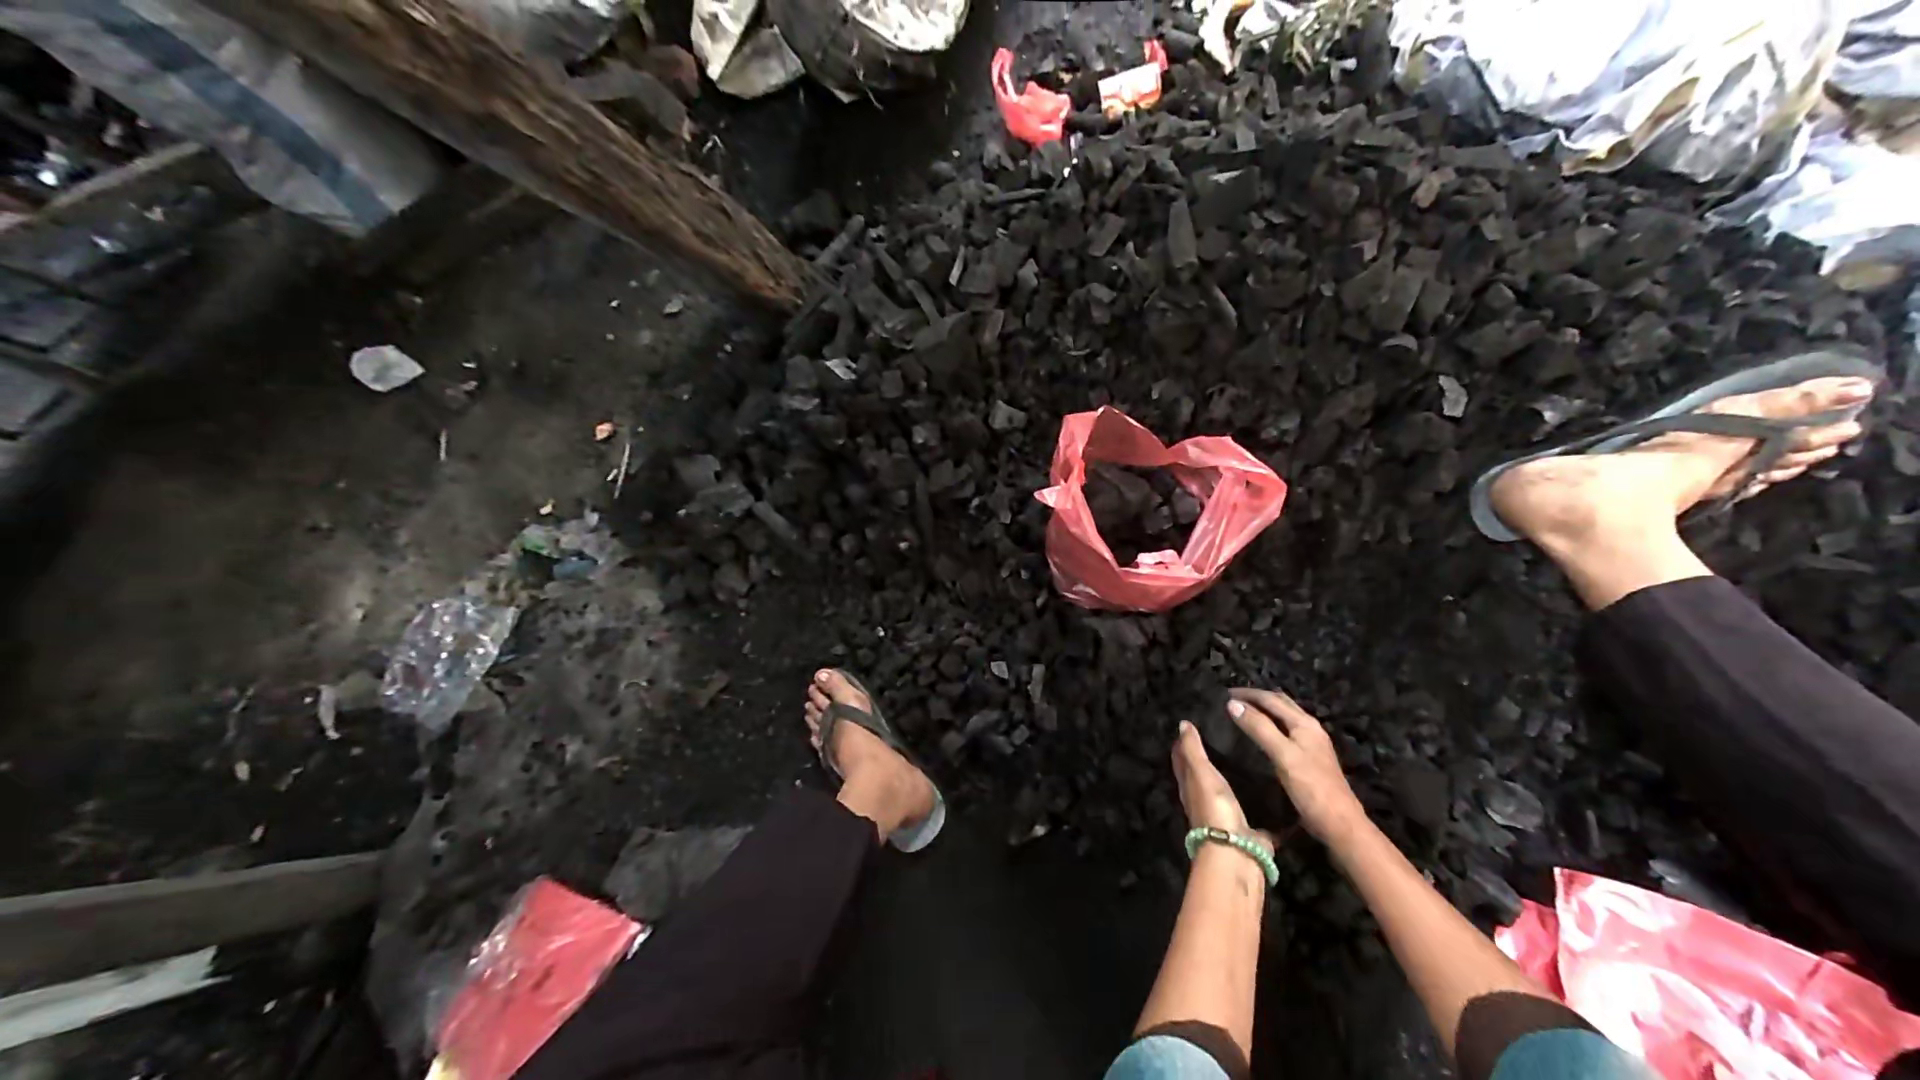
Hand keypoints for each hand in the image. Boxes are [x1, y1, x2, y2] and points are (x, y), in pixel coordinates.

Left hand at [1171, 721, 1270, 852]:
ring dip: (1233, 781)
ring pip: (1227, 794)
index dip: (1183, 744)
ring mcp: (1227, 818)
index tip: (1191, 725)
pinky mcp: (1249, 831)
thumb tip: (1181, 724)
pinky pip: (1255, 814)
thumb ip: (1193, 750)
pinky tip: (1276, 794)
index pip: (1182, 761)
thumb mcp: (1201, 774)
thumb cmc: (1215, 809)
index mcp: (1190, 788)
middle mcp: (1204, 803)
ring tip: (1251, 761)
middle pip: (1202, 778)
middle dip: (1208, 761)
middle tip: (1224, 739)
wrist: (1237, 855)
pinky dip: (1262, 805)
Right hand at [1226, 688, 1365, 844]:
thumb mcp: (1282, 755)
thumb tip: (1233, 704)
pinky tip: (1259, 736)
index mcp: (1304, 723)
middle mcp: (1309, 728)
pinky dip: (1269, 726)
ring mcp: (1311, 744)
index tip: (1221, 694)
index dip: (1247, 694)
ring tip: (1241, 713)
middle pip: (1280, 704)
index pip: (1271, 699)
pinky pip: (1284, 732)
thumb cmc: (1311, 788)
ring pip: (1283, 718)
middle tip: (1230, 700)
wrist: (1340, 824)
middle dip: (1255, 698)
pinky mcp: (1309, 759)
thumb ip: (1259, 728)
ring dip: (1263, 711)